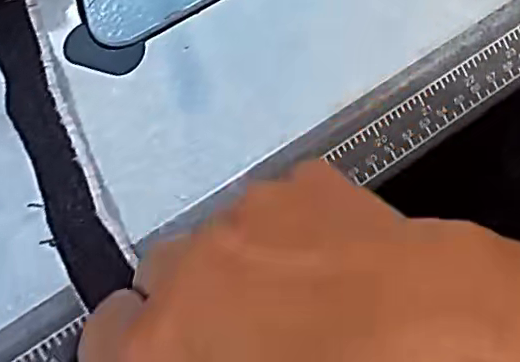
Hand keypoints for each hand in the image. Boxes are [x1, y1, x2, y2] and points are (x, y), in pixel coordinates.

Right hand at [80, 160, 519, 360]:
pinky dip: (293, 220)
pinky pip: (281, 200)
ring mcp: (255, 206)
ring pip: (224, 227)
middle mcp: (192, 259)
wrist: (417, 324)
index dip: (140, 345)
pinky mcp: (309, 175)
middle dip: (187, 293)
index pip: (103, 332)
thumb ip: (193, 351)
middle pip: (162, 269)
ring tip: (292, 282)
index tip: (175, 350)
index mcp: (153, 340)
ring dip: (242, 251)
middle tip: (236, 321)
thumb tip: (201, 338)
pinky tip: (330, 248)